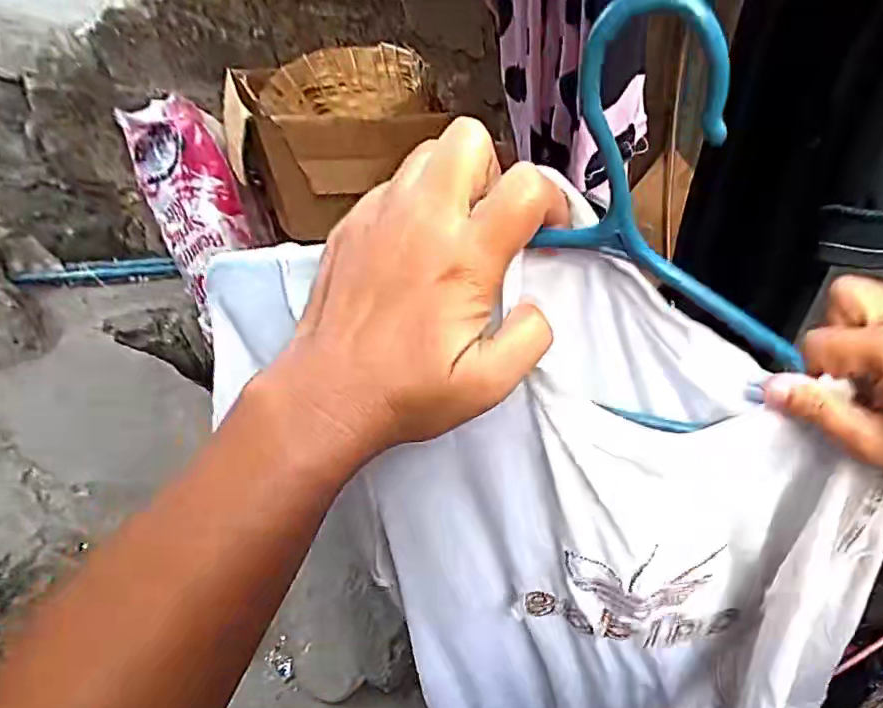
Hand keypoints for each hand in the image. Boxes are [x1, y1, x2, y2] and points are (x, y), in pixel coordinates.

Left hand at [265, 117, 569, 451]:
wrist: (330, 393)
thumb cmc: (407, 392)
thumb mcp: (490, 384)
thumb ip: (530, 338)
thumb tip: (535, 308)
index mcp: (463, 258)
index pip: (524, 185)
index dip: (552, 200)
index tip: (551, 230)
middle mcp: (420, 220)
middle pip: (470, 139)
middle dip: (498, 174)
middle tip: (499, 223)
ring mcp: (379, 215)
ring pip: (428, 153)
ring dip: (456, 183)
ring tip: (460, 235)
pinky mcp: (352, 224)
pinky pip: (395, 185)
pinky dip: (418, 204)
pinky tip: (419, 252)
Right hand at [762, 275, 882, 510]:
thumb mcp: (871, 443)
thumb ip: (818, 410)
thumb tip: (771, 388)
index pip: (820, 340)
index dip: (812, 375)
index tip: (834, 408)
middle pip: (844, 294)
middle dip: (832, 335)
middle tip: (848, 383)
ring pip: (869, 300)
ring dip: (855, 337)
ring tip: (871, 385)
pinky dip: (879, 339)